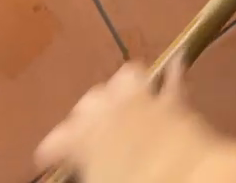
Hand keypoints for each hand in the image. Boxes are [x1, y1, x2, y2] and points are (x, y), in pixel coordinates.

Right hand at [35, 61, 219, 182]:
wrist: (189, 181)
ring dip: (121, 89)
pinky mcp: (176, 102)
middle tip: (83, 135)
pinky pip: (174, 78)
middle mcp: (112, 110)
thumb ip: (91, 173)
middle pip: (90, 101)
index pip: (58, 139)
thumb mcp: (100, 181)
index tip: (46, 159)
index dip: (50, 150)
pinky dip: (172, 73)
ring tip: (119, 101)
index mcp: (86, 138)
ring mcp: (146, 101)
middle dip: (84, 116)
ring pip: (127, 77)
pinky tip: (175, 64)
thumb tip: (91, 169)